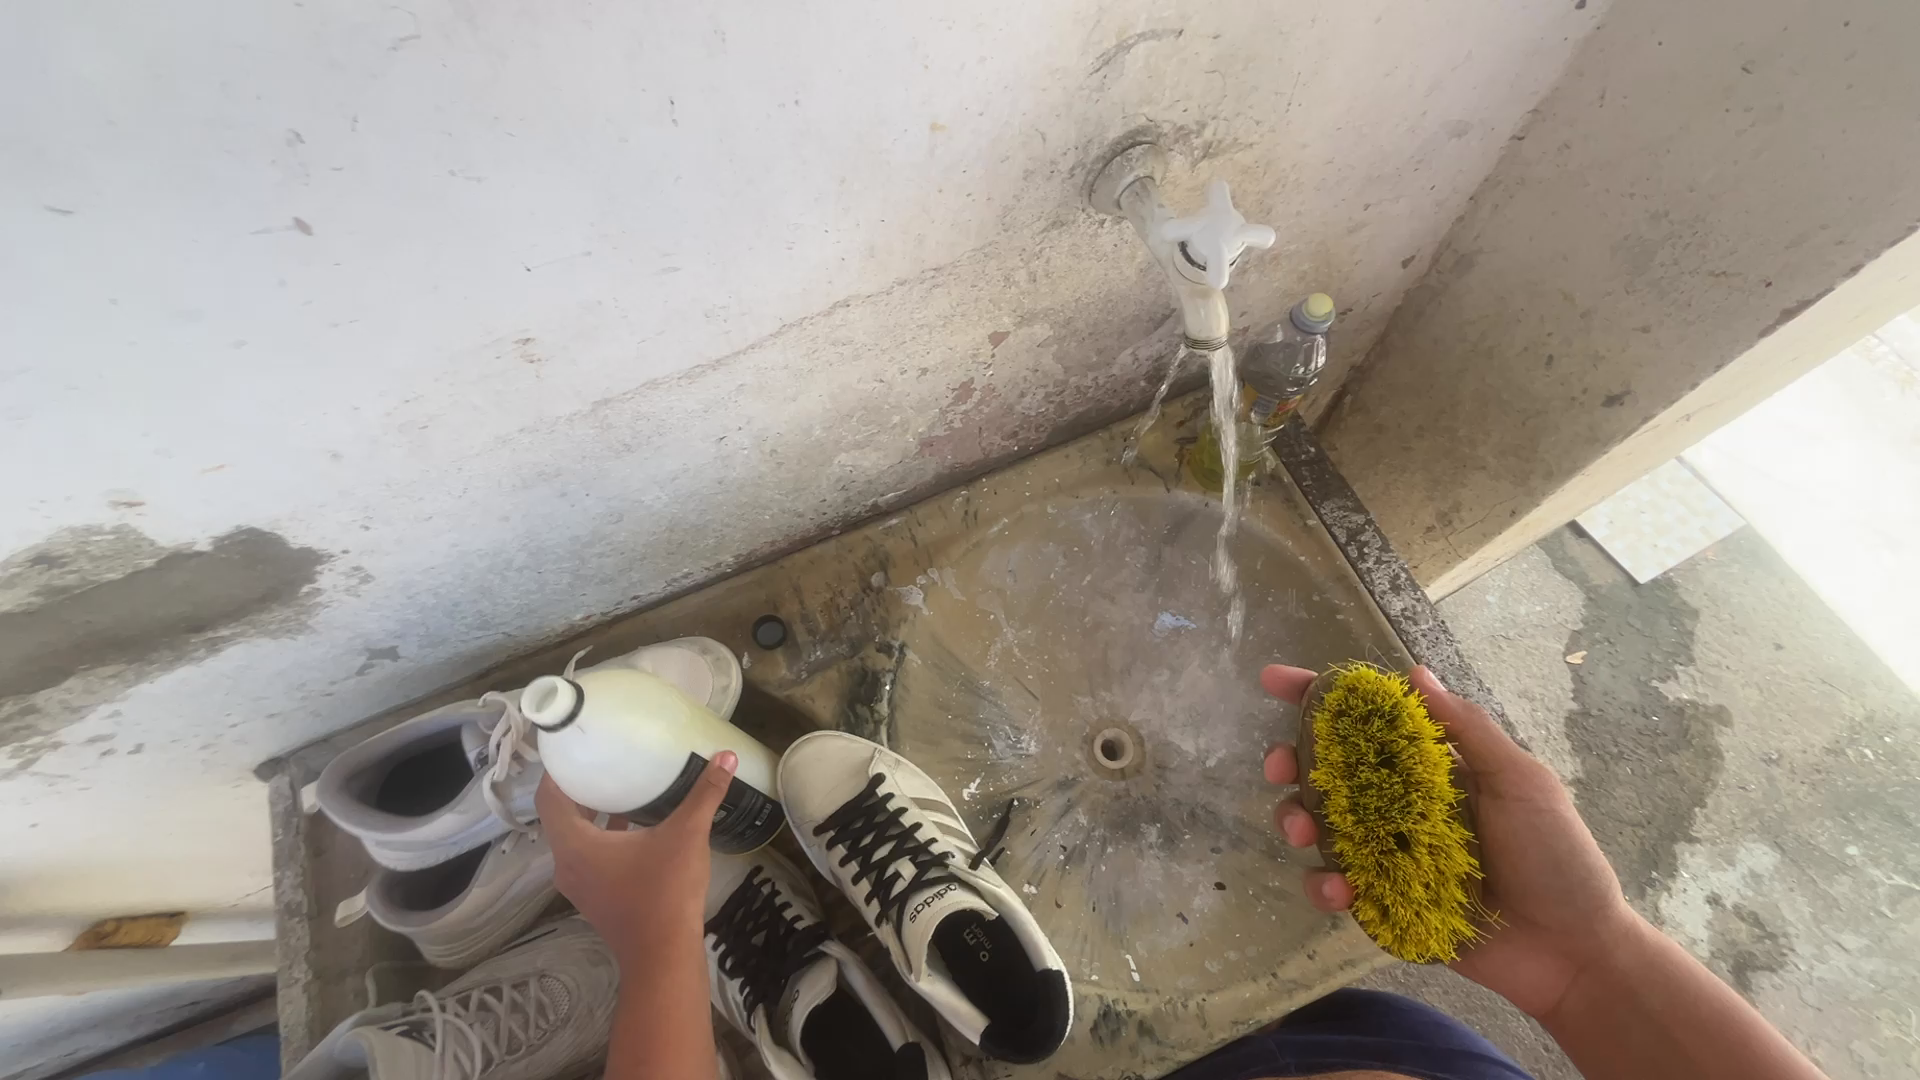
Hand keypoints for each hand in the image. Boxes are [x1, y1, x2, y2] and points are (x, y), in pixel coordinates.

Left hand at [534, 752, 737, 962]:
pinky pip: (590, 853)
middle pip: (561, 816)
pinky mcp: (596, 894)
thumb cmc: (665, 889)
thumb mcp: (687, 833)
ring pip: (576, 836)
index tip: (574, 744)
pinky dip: (605, 833)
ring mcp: (581, 883)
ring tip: (621, 780)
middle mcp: (568, 863)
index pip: (549, 799)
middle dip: (580, 785)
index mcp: (576, 845)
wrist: (663, 954)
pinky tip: (636, 820)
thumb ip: (705, 793)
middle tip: (604, 755)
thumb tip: (726, 755)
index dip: (557, 770)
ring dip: (593, 810)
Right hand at [1261, 664, 1643, 1017]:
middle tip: (1278, 769)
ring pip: (1312, 821)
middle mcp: (1391, 801)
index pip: (1360, 720)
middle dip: (1286, 760)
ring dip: (1293, 818)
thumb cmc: (1557, 858)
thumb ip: (1469, 731)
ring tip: (1304, 833)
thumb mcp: (1522, 784)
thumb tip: (1414, 672)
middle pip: (1318, 768)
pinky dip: (1322, 884)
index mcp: (1422, 767)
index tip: (1272, 680)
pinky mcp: (1377, 897)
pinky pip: (1330, 882)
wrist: (1574, 954)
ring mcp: (1379, 850)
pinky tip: (1341, 892)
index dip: (1313, 696)